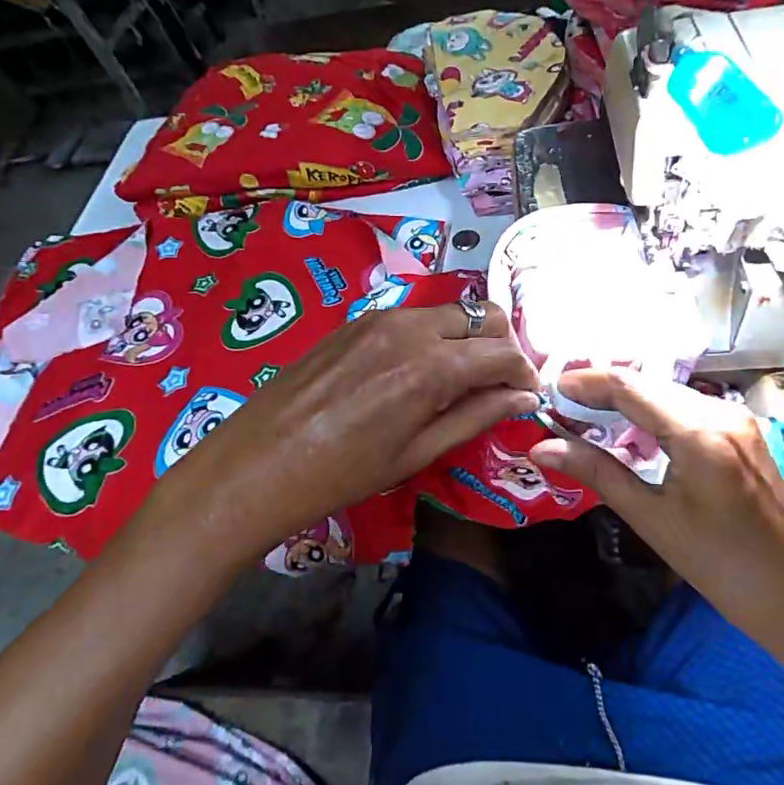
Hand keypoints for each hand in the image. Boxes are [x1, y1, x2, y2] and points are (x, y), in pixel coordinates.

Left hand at [154, 302, 538, 558]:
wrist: (258, 463)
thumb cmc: (342, 473)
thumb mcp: (416, 452)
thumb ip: (475, 416)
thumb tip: (522, 398)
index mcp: (431, 365)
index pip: (502, 351)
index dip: (523, 372)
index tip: (525, 395)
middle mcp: (410, 327)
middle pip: (480, 314)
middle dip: (499, 345)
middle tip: (495, 384)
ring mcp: (379, 318)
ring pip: (447, 311)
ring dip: (466, 338)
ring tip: (457, 381)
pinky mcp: (355, 320)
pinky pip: (411, 317)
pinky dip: (431, 335)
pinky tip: (416, 372)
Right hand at [530, 369, 783, 689]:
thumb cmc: (721, 567)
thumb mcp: (651, 518)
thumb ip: (595, 472)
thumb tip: (540, 447)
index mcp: (699, 433)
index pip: (628, 386)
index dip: (583, 383)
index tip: (548, 394)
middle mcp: (720, 412)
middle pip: (645, 384)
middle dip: (600, 392)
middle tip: (560, 412)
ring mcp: (737, 419)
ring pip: (664, 394)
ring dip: (624, 403)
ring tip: (586, 423)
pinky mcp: (743, 432)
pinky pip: (685, 409)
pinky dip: (651, 415)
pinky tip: (630, 434)